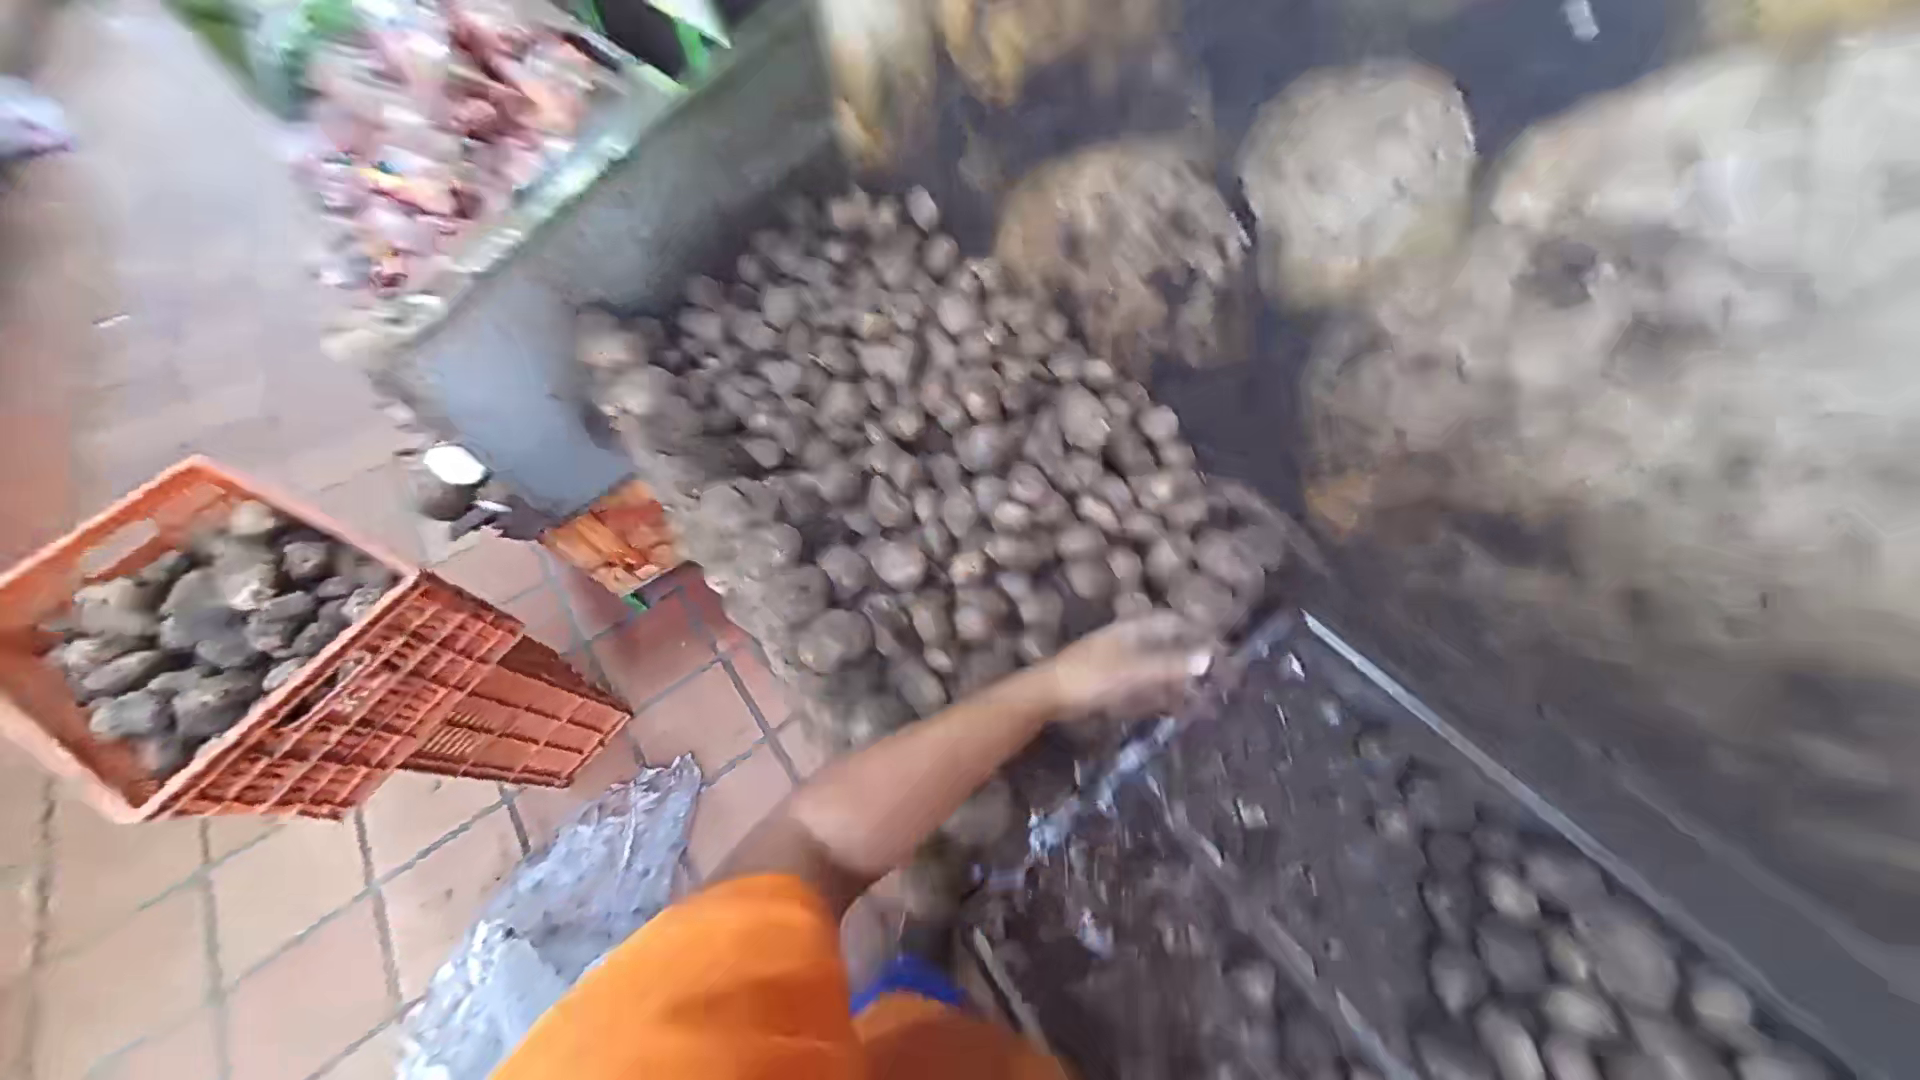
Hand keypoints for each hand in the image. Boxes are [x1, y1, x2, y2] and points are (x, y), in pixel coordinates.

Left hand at [1040, 613, 1220, 724]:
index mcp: (1131, 631)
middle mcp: (1128, 644)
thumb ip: (1169, 665)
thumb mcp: (1131, 671)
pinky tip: (1180, 711)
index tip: (1222, 651)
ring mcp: (1120, 666)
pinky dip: (1165, 697)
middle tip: (1222, 680)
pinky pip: (1146, 690)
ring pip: (1159, 671)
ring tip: (1209, 699)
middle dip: (1194, 662)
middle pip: (1168, 648)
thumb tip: (1209, 657)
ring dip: (1183, 683)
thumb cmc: (1087, 677)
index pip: (1172, 623)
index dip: (1198, 633)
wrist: (1046, 697)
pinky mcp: (1113, 688)